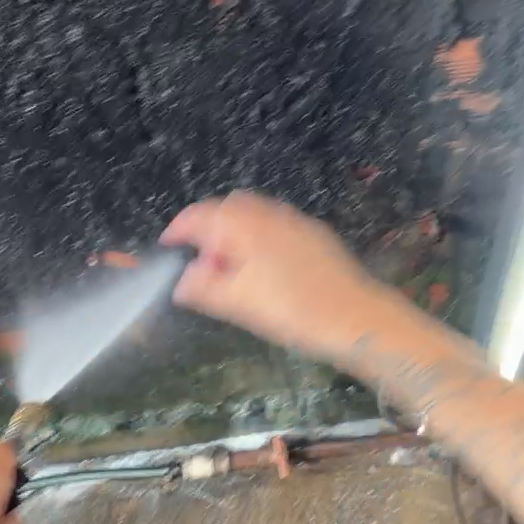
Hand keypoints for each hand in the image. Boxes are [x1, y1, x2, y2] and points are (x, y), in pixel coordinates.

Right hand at [161, 191, 418, 362]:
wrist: (355, 316)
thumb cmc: (292, 311)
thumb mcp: (238, 304)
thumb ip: (203, 286)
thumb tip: (183, 278)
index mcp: (246, 226)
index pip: (202, 214)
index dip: (180, 228)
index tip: (168, 245)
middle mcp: (270, 214)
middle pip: (230, 207)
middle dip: (210, 228)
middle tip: (202, 262)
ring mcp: (297, 221)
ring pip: (256, 214)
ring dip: (236, 232)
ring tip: (232, 269)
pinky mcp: (316, 234)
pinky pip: (277, 225)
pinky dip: (260, 237)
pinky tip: (265, 269)